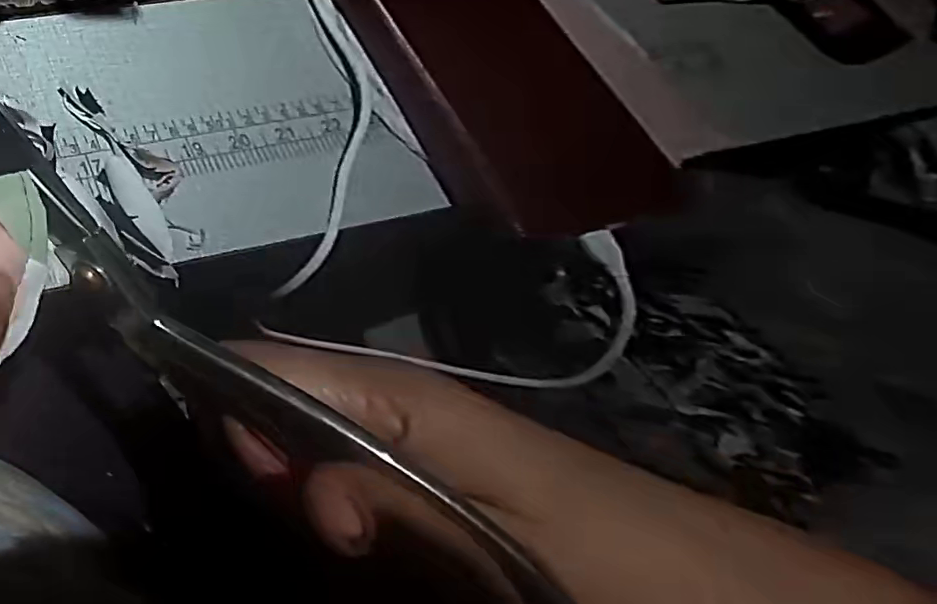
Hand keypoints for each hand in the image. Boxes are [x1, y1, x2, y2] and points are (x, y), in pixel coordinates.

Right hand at [222, 341, 931, 603]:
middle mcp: (377, 393)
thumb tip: (309, 493)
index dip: (232, 399)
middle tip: (295, 512)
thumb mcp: (499, 525)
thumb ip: (396, 494)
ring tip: (325, 525)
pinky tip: (341, 521)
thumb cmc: (606, 542)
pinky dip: (320, 489)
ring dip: (288, 475)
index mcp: (388, 389)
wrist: (711, 582)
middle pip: (271, 396)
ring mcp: (393, 425)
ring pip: (296, 431)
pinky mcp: (410, 461)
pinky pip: (333, 459)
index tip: (247, 465)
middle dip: (259, 447)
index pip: (264, 361)